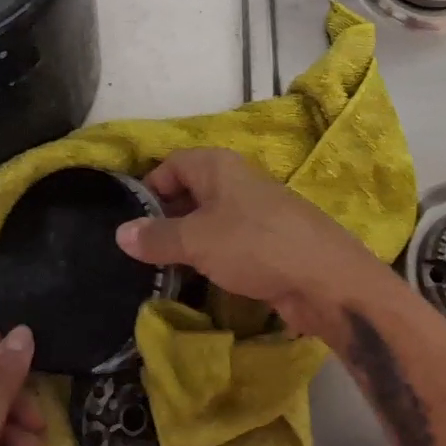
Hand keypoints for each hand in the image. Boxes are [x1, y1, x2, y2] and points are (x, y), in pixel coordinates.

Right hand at [114, 147, 385, 334]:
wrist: (324, 278)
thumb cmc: (254, 244)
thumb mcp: (197, 240)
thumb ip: (157, 237)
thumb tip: (120, 232)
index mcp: (218, 165)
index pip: (172, 165)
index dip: (149, 189)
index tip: (130, 223)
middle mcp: (236, 181)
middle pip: (190, 191)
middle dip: (165, 218)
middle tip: (139, 251)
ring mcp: (254, 212)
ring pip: (209, 220)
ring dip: (188, 242)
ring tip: (161, 270)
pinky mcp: (268, 242)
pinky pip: (228, 243)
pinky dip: (211, 257)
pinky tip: (198, 280)